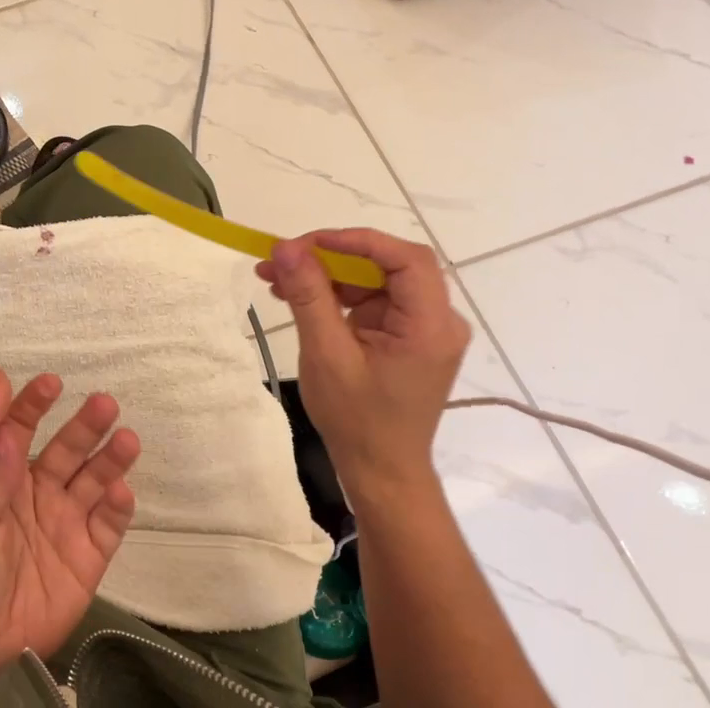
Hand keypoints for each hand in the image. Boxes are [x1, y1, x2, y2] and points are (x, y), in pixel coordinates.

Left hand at [0, 374, 140, 674]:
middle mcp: (39, 493)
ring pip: (94, 482)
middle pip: (67, 452)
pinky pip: (108, 527)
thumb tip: (9, 428)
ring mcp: (66, 523)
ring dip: (110, 461)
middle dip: (85, 427)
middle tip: (105, 402)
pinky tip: (122, 492)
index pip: (22, 431)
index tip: (51, 381)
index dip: (35, 405)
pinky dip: (117, 509)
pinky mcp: (89, 556)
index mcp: (5, 478)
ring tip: (127, 438)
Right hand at [256, 230, 470, 500]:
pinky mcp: (402, 337)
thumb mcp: (326, 353)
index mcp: (430, 326)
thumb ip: (309, 296)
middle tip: (280, 258)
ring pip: (372, 281)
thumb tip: (287, 247)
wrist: (379, 467)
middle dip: (330, 256)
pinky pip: (367, 301)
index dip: (358, 241)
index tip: (307, 243)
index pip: (407, 259)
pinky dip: (331, 294)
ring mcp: (419, 329)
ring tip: (273, 276)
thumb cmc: (356, 416)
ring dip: (323, 274)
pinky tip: (293, 295)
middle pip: (388, 266)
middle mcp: (436, 321)